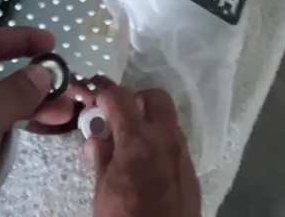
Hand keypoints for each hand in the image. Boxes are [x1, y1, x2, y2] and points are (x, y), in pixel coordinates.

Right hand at [83, 82, 199, 216]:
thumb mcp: (103, 192)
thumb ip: (101, 157)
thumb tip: (95, 138)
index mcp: (138, 141)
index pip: (119, 97)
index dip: (103, 92)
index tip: (93, 94)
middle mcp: (165, 141)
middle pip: (155, 98)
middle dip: (136, 100)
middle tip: (118, 118)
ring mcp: (183, 157)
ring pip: (169, 122)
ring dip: (150, 123)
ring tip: (130, 144)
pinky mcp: (192, 176)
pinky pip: (176, 147)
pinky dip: (160, 145)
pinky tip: (146, 166)